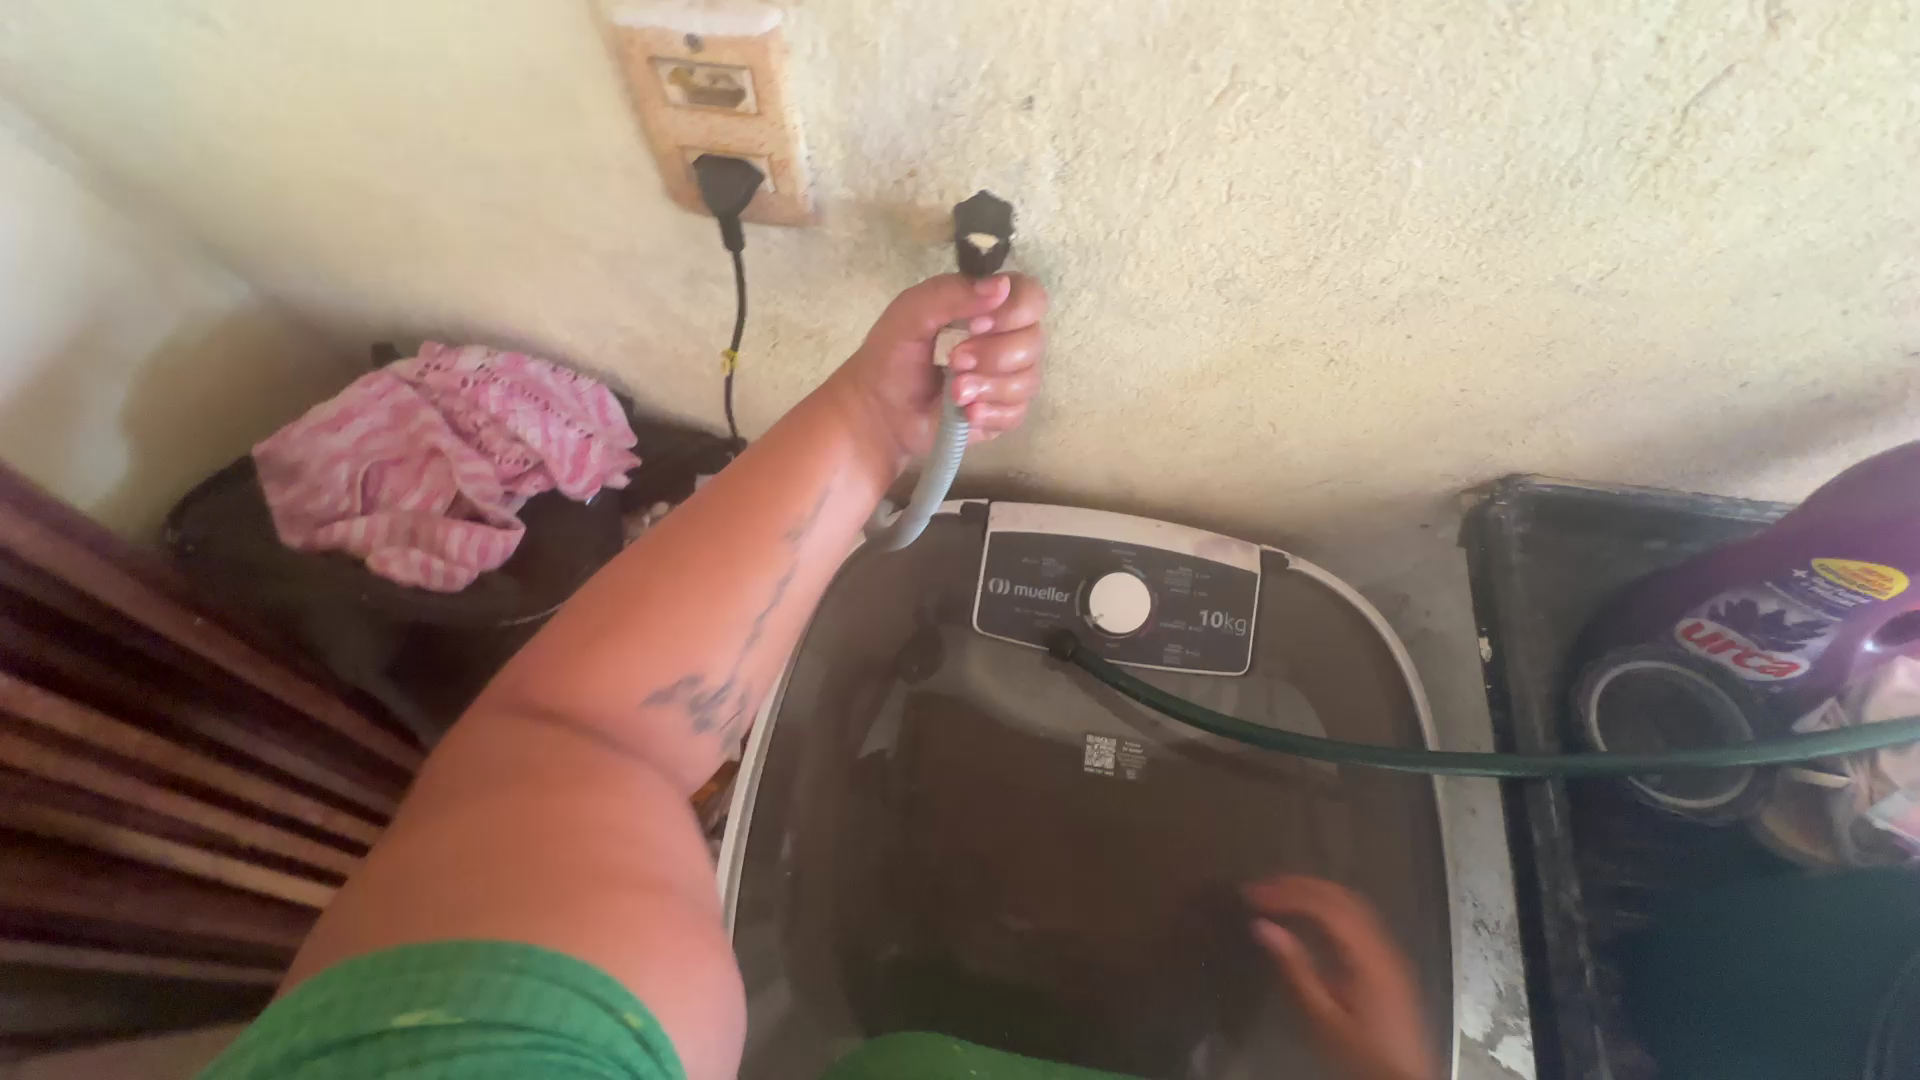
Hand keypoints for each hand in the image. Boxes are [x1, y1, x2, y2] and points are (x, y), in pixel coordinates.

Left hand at [826, 272, 1047, 464]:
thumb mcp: (911, 313)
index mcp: (989, 307)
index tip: (975, 325)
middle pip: (1033, 341)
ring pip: (1027, 380)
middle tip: (954, 362)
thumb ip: (951, 294)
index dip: (1012, 312)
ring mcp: (1008, 378)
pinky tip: (965, 413)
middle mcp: (1007, 339)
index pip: (1031, 298)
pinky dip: (989, 413)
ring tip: (954, 393)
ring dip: (988, 386)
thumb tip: (1001, 287)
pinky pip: (1017, 412)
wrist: (881, 409)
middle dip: (993, 355)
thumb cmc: (893, 355)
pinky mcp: (1004, 413)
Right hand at [1244, 877, 1437, 1079]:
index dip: (1287, 892)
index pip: (1324, 906)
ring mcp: (1389, 954)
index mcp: (1367, 956)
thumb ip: (1294, 969)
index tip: (1253, 895)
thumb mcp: (1322, 1019)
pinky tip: (1309, 916)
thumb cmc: (1361, 1057)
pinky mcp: (1388, 964)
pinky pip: (1357, 917)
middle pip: (1340, 897)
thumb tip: (1261, 925)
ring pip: (1351, 903)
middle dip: (1298, 885)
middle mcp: (1382, 946)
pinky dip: (1328, 905)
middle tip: (1261, 888)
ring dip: (1313, 891)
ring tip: (1279, 895)